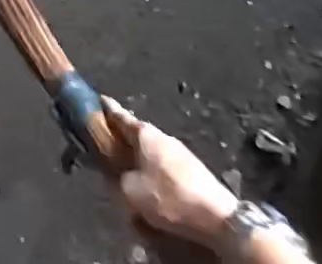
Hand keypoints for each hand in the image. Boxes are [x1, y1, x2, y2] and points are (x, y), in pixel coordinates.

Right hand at [103, 97, 238, 249]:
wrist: (224, 222)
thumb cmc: (170, 198)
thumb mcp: (130, 191)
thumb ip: (117, 179)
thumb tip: (118, 177)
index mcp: (144, 133)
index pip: (118, 114)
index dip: (106, 107)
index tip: (97, 99)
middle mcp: (163, 138)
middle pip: (136, 135)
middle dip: (124, 143)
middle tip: (109, 152)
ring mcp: (184, 154)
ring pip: (153, 155)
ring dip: (142, 163)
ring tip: (133, 180)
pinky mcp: (198, 174)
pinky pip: (168, 170)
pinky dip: (158, 177)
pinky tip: (156, 194)